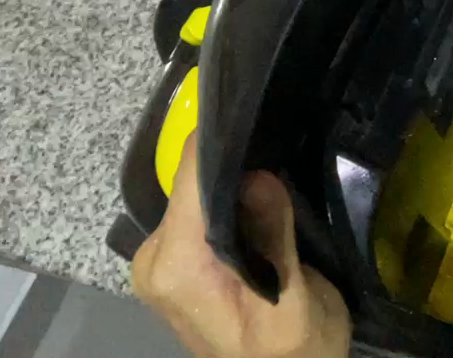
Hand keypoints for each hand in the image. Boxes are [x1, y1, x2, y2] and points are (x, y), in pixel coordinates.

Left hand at [133, 135, 350, 357]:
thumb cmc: (292, 353)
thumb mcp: (296, 303)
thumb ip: (273, 240)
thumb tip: (259, 177)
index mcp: (177, 265)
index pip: (190, 177)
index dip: (224, 143)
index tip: (262, 117)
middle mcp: (157, 255)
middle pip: (192, 178)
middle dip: (237, 158)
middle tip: (283, 149)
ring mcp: (164, 256)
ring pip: (199, 188)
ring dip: (238, 177)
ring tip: (278, 174)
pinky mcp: (178, 256)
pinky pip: (202, 204)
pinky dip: (232, 195)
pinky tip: (263, 200)